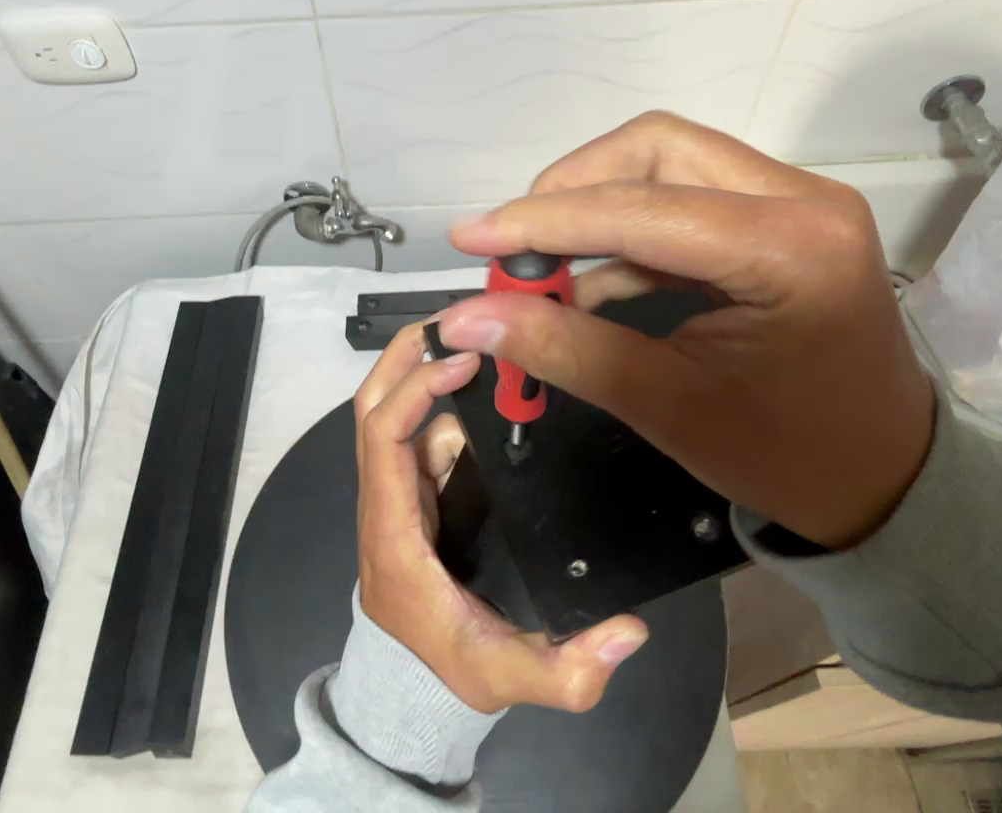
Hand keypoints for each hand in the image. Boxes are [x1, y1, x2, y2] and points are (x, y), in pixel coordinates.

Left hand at [353, 324, 649, 713]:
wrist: (410, 679)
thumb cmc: (449, 671)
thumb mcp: (508, 677)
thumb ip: (569, 671)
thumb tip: (628, 630)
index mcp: (393, 531)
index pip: (383, 439)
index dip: (415, 390)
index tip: (462, 361)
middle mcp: (384, 501)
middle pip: (373, 408)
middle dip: (404, 358)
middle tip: (455, 322)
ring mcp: (396, 493)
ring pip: (397, 415)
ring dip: (431, 379)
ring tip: (489, 357)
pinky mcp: (412, 493)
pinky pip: (423, 436)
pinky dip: (446, 409)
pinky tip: (487, 403)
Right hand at [439, 112, 935, 549]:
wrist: (884, 478)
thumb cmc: (786, 456)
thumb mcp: (665, 405)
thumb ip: (563, 349)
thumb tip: (466, 319)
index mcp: (790, 250)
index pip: (640, 209)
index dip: (543, 220)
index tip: (469, 237)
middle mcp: (802, 199)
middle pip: (655, 150)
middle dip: (571, 190)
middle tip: (514, 245)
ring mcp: (797, 201)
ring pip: (668, 161)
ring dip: (595, 203)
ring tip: (539, 262)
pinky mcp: (781, 216)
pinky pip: (685, 196)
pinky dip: (625, 227)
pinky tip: (585, 275)